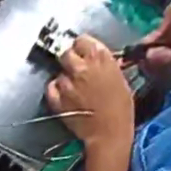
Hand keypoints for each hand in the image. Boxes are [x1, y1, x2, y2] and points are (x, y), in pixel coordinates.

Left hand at [44, 34, 134, 150]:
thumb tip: (95, 61)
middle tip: (75, 69)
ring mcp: (66, 84)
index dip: (81, 47)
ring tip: (71, 87)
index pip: (82, 40)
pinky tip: (61, 95)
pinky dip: (54, 90)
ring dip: (63, 77)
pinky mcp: (56, 100)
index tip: (83, 53)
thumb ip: (104, 64)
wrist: (108, 130)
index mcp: (100, 57)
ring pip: (58, 73)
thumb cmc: (120, 105)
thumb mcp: (118, 75)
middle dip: (69, 60)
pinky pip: (50, 88)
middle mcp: (80, 67)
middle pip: (65, 54)